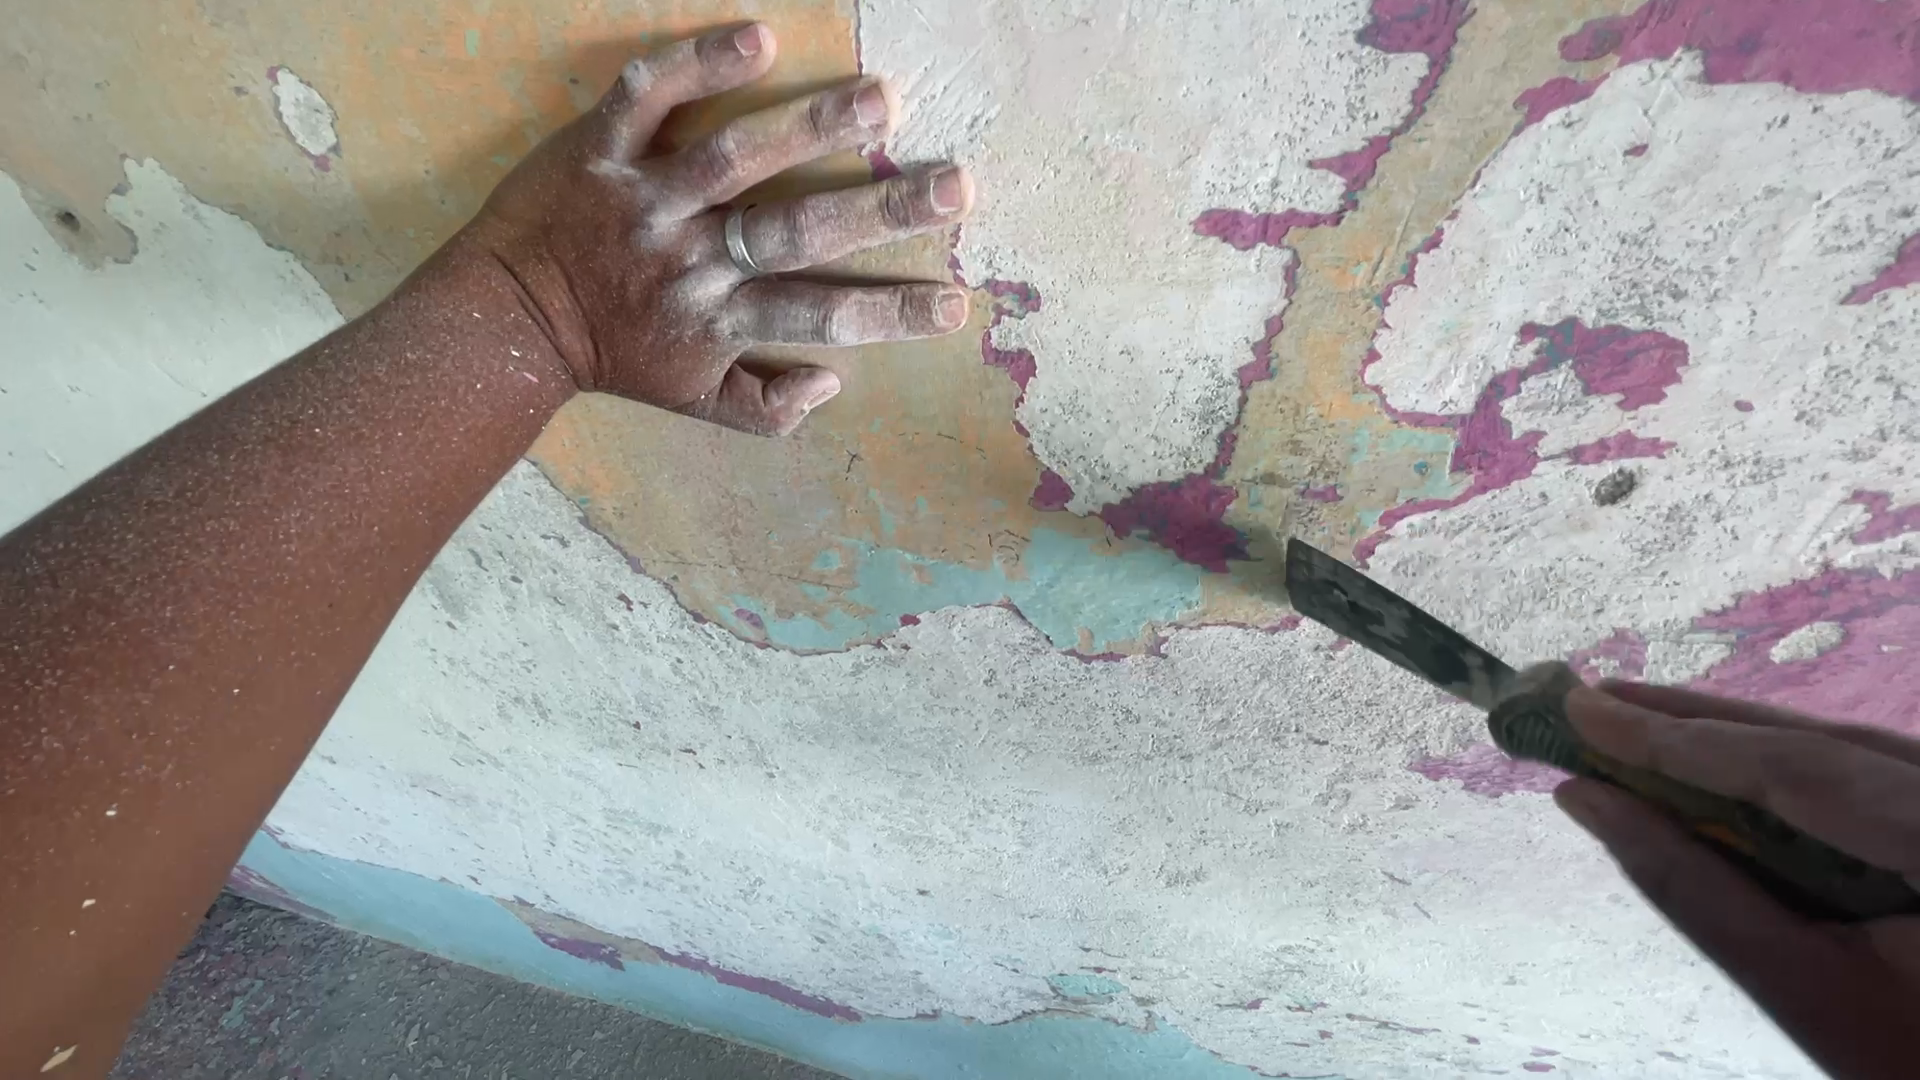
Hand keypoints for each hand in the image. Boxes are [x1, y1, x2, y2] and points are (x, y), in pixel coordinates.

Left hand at [467, 23, 974, 434]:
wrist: (512, 319)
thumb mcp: (697, 404)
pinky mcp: (601, 149)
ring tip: (882, 100)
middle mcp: (695, 258)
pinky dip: (697, 65)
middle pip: (799, 232)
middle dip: (882, 211)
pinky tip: (760, 38)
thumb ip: (770, 411)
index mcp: (723, 320)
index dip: (894, 314)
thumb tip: (834, 380)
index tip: (957, 304)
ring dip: (811, 126)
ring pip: (737, 157)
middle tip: (955, 185)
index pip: (824, 316)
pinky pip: (648, 98)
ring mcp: (649, 199)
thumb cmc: (620, 359)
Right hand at [1558, 682, 1919, 1079]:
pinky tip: (1717, 757)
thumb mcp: (1802, 989)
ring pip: (1845, 753)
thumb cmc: (1916, 1063)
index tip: (1578, 707)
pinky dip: (1780, 766)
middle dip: (1697, 722)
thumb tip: (1582, 797)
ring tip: (1637, 714)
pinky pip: (1868, 776)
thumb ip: (1688, 886)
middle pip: (1824, 746)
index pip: (1794, 769)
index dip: (1672, 736)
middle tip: (1596, 697)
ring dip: (1732, 737)